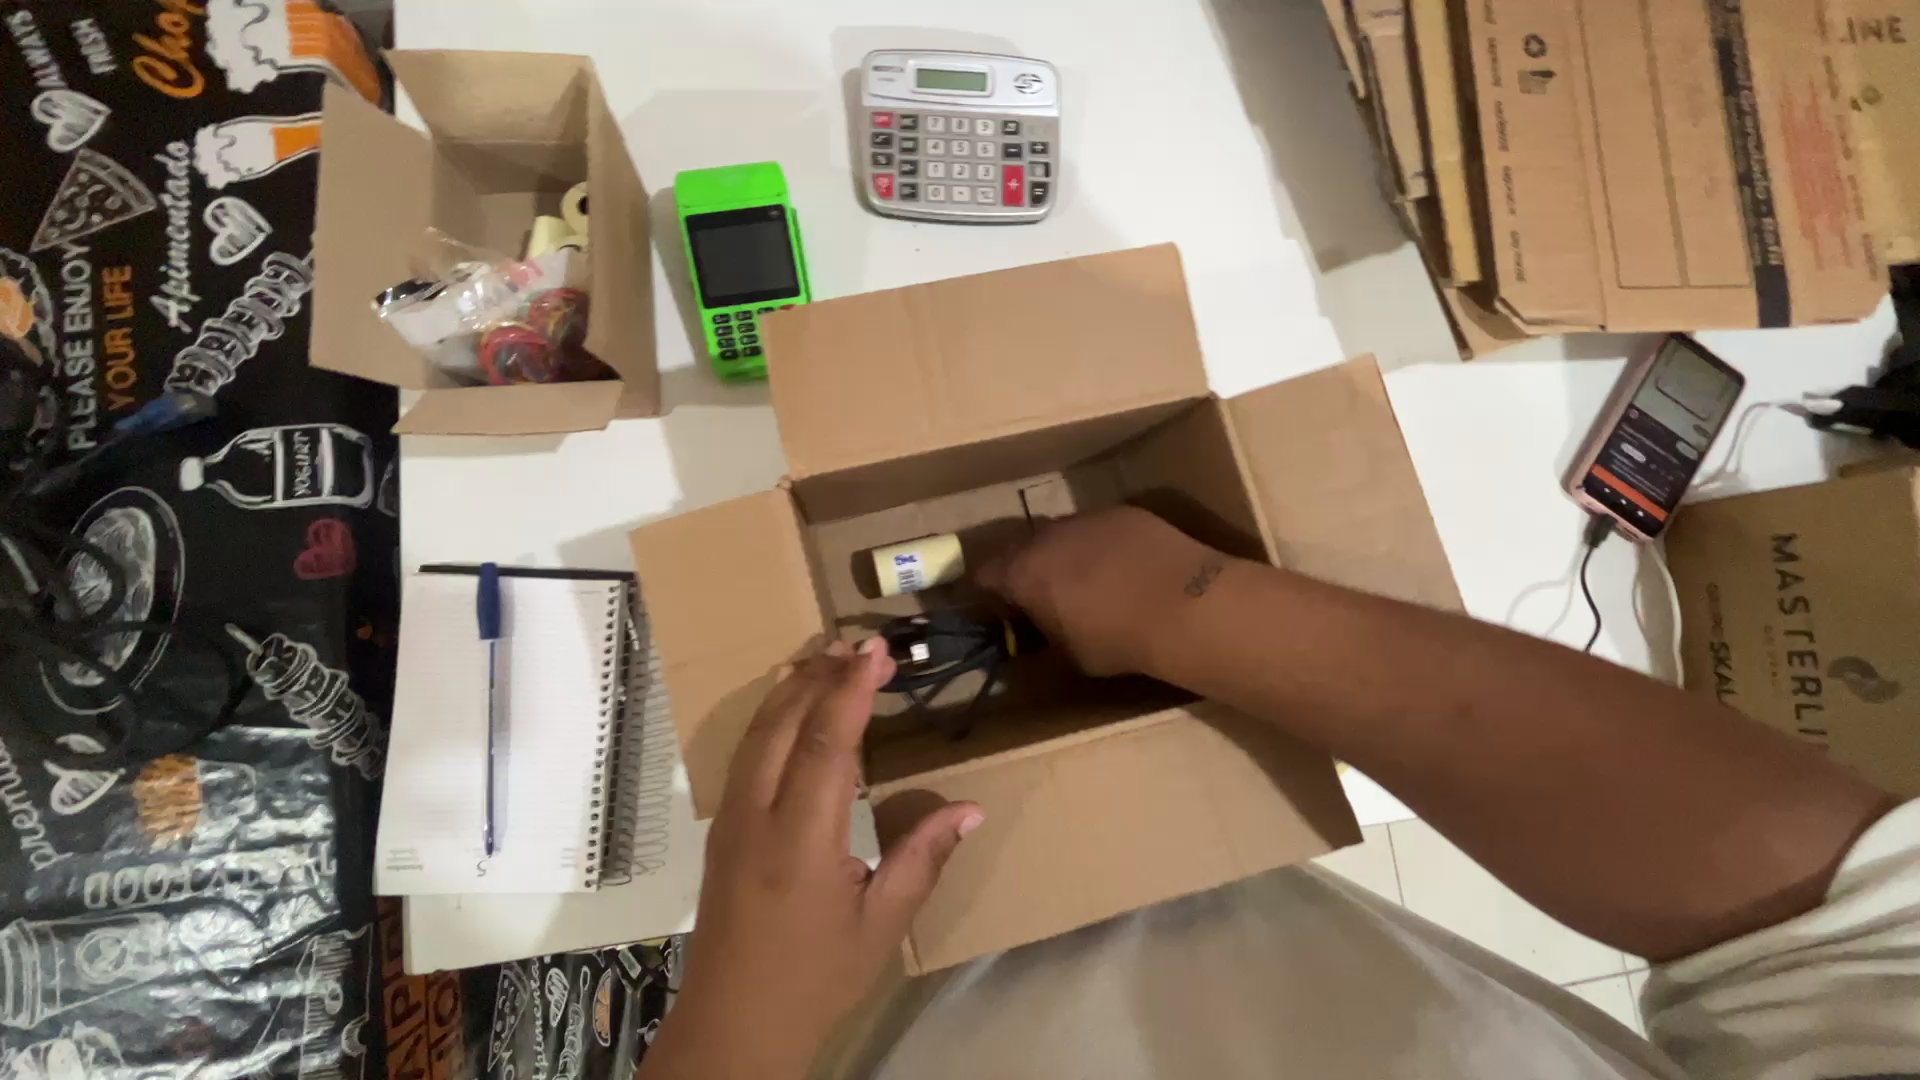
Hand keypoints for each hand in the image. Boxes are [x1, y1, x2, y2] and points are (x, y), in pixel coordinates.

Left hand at [641, 638, 983, 1079]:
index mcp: (801, 839)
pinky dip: (771, 713)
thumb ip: (922, 858)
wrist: (730, 1025)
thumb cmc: (815, 977)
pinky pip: (746, 751)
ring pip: (758, 731)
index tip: (877, 649)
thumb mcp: (881, 926)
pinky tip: (788, 701)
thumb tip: (971, 808)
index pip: (828, 742)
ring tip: (828, 654)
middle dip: (824, 674)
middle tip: (861, 642)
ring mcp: (730, 817)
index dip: (853, 689)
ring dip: (793, 687)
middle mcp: (757, 815)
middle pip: (786, 722)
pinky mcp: (722, 825)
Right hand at [977, 506, 1229, 677]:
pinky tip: (1125, 568)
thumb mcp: (1069, 656)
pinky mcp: (1123, 512)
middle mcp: (1046, 536)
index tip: (998, 608)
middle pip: (1021, 548)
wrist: (1184, 604)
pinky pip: (1099, 528)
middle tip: (1043, 595)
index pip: (984, 575)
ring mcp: (1086, 518)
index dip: (988, 593)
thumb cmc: (1118, 639)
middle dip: (1026, 569)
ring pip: (1062, 534)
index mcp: (1022, 573)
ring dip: (1065, 554)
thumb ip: (1044, 640)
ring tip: (1087, 581)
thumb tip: (1037, 639)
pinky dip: (1102, 546)